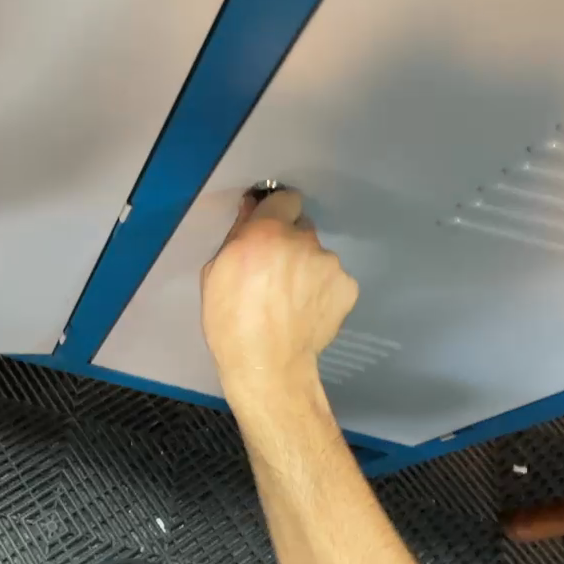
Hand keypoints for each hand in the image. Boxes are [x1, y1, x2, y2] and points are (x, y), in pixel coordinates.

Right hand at [200, 188, 357, 397]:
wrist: (267, 366)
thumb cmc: (229, 321)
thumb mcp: (215, 274)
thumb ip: (236, 237)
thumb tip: (250, 211)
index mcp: (267, 231)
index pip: (285, 198)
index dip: (275, 212)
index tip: (267, 227)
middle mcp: (304, 240)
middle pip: (300, 228)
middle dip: (288, 243)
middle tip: (273, 273)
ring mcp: (330, 264)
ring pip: (317, 255)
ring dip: (305, 268)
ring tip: (289, 300)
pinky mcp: (348, 287)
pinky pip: (331, 278)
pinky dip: (320, 289)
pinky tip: (304, 311)